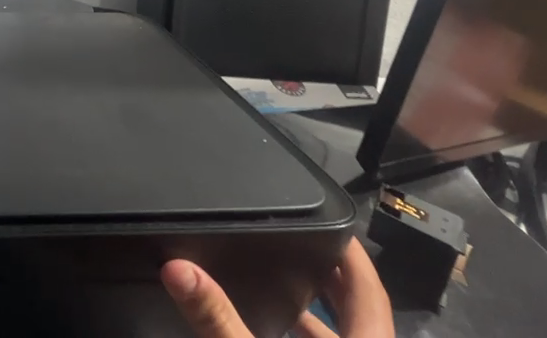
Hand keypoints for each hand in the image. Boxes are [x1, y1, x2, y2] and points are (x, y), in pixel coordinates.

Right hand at [161, 238, 391, 337]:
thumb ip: (217, 321)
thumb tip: (177, 268)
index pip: (369, 289)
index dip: (350, 252)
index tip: (329, 221)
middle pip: (358, 313)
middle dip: (323, 278)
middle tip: (289, 242)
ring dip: (311, 317)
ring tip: (271, 287)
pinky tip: (265, 335)